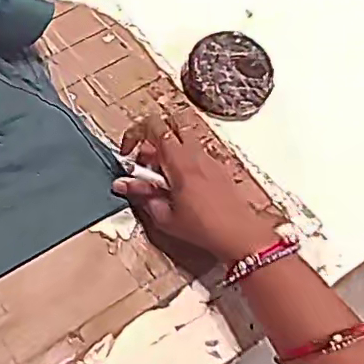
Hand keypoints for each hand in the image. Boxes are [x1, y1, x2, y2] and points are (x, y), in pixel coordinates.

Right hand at [112, 113, 279, 261]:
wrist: (240, 236)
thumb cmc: (205, 228)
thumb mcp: (164, 217)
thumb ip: (142, 195)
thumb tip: (123, 184)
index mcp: (180, 162)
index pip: (153, 127)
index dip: (134, 134)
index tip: (128, 152)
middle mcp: (196, 155)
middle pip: (169, 127)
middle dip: (151, 141)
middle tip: (143, 164)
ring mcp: (210, 160)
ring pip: (182, 141)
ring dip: (166, 153)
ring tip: (160, 181)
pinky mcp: (218, 169)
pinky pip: (195, 155)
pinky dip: (181, 163)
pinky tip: (179, 188)